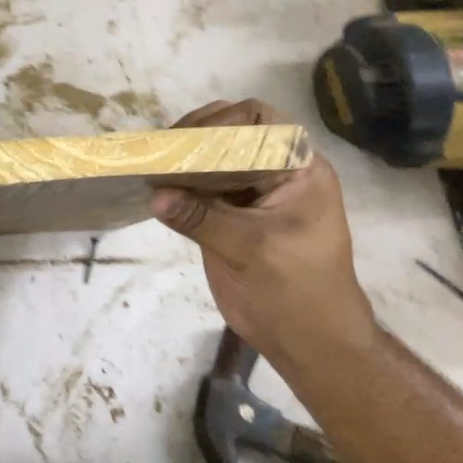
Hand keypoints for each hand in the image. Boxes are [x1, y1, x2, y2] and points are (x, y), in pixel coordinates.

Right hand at [151, 99, 377, 369]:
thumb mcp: (250, 250)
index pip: (261, 121)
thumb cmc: (296, 292)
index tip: (191, 145)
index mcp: (299, 171)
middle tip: (166, 153)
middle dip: (197, 137)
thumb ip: (201, 218)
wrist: (308, 341)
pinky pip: (199, 184)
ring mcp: (250, 192)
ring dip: (182, 158)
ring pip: (212, 156)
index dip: (224, 123)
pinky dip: (176, 182)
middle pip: (232, 131)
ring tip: (155, 168)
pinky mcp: (228, 212)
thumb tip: (154, 193)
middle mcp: (275, 172)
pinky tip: (154, 187)